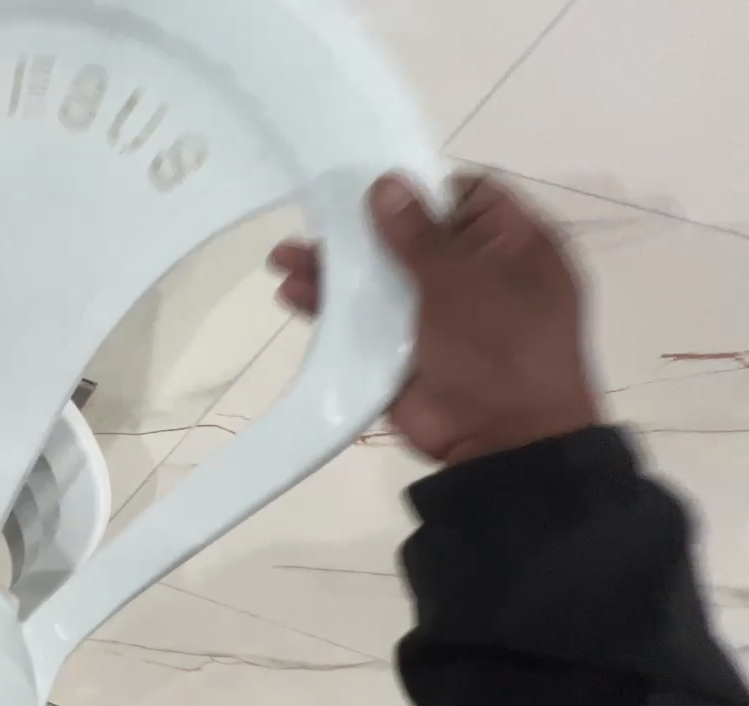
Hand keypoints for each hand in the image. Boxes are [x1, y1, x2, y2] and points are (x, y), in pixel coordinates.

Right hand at [270, 172, 600, 465]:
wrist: (494, 435)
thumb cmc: (498, 348)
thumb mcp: (462, 283)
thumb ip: (418, 236)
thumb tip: (386, 184)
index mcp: (508, 246)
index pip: (461, 198)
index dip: (415, 189)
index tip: (364, 186)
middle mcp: (468, 273)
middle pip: (404, 239)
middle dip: (355, 233)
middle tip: (308, 222)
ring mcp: (426, 313)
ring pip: (372, 280)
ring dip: (330, 270)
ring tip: (282, 260)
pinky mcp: (391, 347)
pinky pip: (355, 320)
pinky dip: (325, 308)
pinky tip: (293, 294)